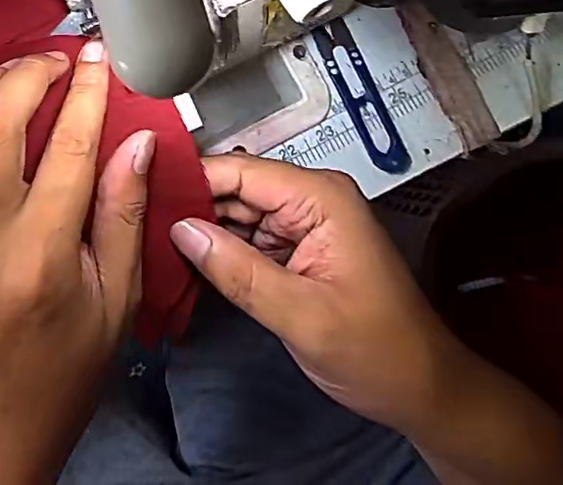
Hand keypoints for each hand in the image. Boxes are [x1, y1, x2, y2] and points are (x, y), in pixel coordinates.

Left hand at [0, 44, 155, 484]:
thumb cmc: (60, 374)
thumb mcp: (116, 301)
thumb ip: (124, 213)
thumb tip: (138, 140)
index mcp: (39, 257)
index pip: (69, 148)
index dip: (88, 92)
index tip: (99, 58)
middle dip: (29, 74)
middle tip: (59, 61)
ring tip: (19, 73)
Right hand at [172, 153, 562, 484]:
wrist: (423, 391)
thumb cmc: (375, 351)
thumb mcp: (303, 317)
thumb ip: (238, 271)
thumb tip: (179, 229)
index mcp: (319, 196)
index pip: (241, 172)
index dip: (192, 178)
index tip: (143, 190)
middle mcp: (309, 196)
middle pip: (235, 187)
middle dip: (191, 203)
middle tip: (138, 219)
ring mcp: (302, 220)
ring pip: (237, 211)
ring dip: (201, 226)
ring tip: (150, 236)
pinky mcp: (296, 244)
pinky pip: (248, 236)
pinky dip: (220, 248)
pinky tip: (184, 257)